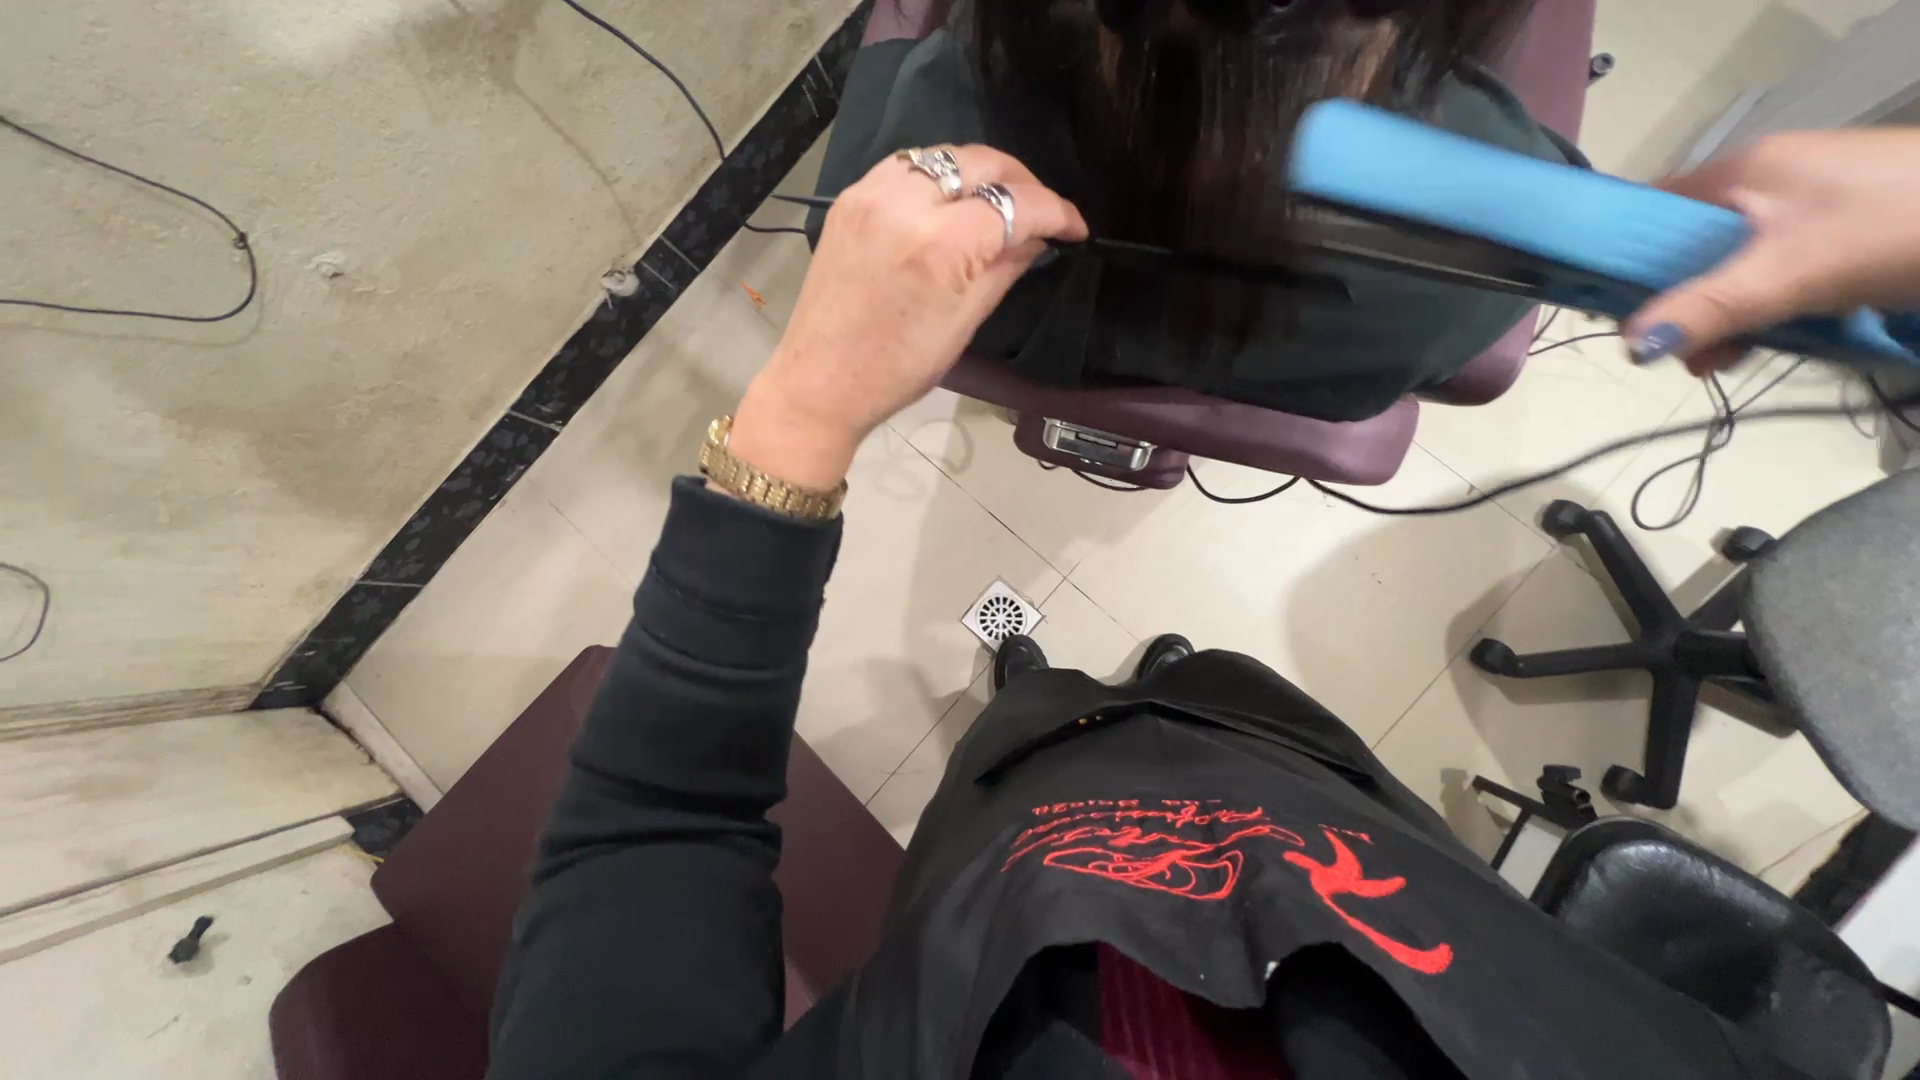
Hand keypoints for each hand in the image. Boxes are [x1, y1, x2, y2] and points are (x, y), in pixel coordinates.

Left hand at [728, 146, 1088, 489]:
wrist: (821, 381)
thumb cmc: (897, 370)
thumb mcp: (963, 325)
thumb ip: (1004, 269)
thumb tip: (1034, 237)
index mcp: (939, 245)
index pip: (1015, 205)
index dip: (1056, 211)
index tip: (1076, 227)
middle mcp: (904, 204)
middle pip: (981, 163)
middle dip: (1021, 182)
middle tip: (1040, 211)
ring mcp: (871, 195)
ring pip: (944, 156)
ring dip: (980, 173)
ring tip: (999, 203)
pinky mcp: (850, 199)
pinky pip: (907, 166)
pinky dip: (938, 175)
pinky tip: (950, 201)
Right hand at [1624, 127, 1919, 374]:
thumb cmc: (1905, 226)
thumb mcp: (1794, 273)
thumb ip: (1706, 308)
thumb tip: (1629, 346)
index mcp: (1742, 170)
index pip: (1644, 212)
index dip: (1617, 262)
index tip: (1609, 313)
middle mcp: (1765, 180)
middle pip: (1683, 248)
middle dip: (1673, 305)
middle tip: (1680, 353)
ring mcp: (1805, 204)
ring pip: (1726, 266)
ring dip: (1717, 316)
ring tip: (1728, 358)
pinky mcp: (1837, 228)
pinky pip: (1769, 271)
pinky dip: (1760, 307)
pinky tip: (1770, 337)